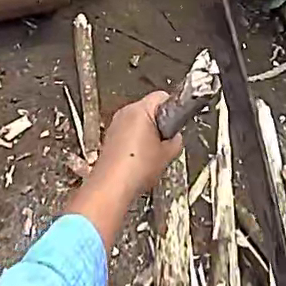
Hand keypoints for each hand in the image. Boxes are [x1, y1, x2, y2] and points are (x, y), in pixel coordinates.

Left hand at [65, 90, 183, 244]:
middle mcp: (125, 112)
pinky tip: (139, 160)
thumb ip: (176, 140)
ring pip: (138, 122)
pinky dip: (134, 143)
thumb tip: (175, 137)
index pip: (162, 96)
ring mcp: (115, 125)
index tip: (175, 124)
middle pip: (149, 109)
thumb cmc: (135, 169)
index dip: (173, 109)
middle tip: (165, 143)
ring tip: (152, 155)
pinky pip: (127, 133)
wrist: (111, 188)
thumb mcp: (168, 154)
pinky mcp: (109, 138)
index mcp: (140, 109)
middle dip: (159, 124)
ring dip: (146, 134)